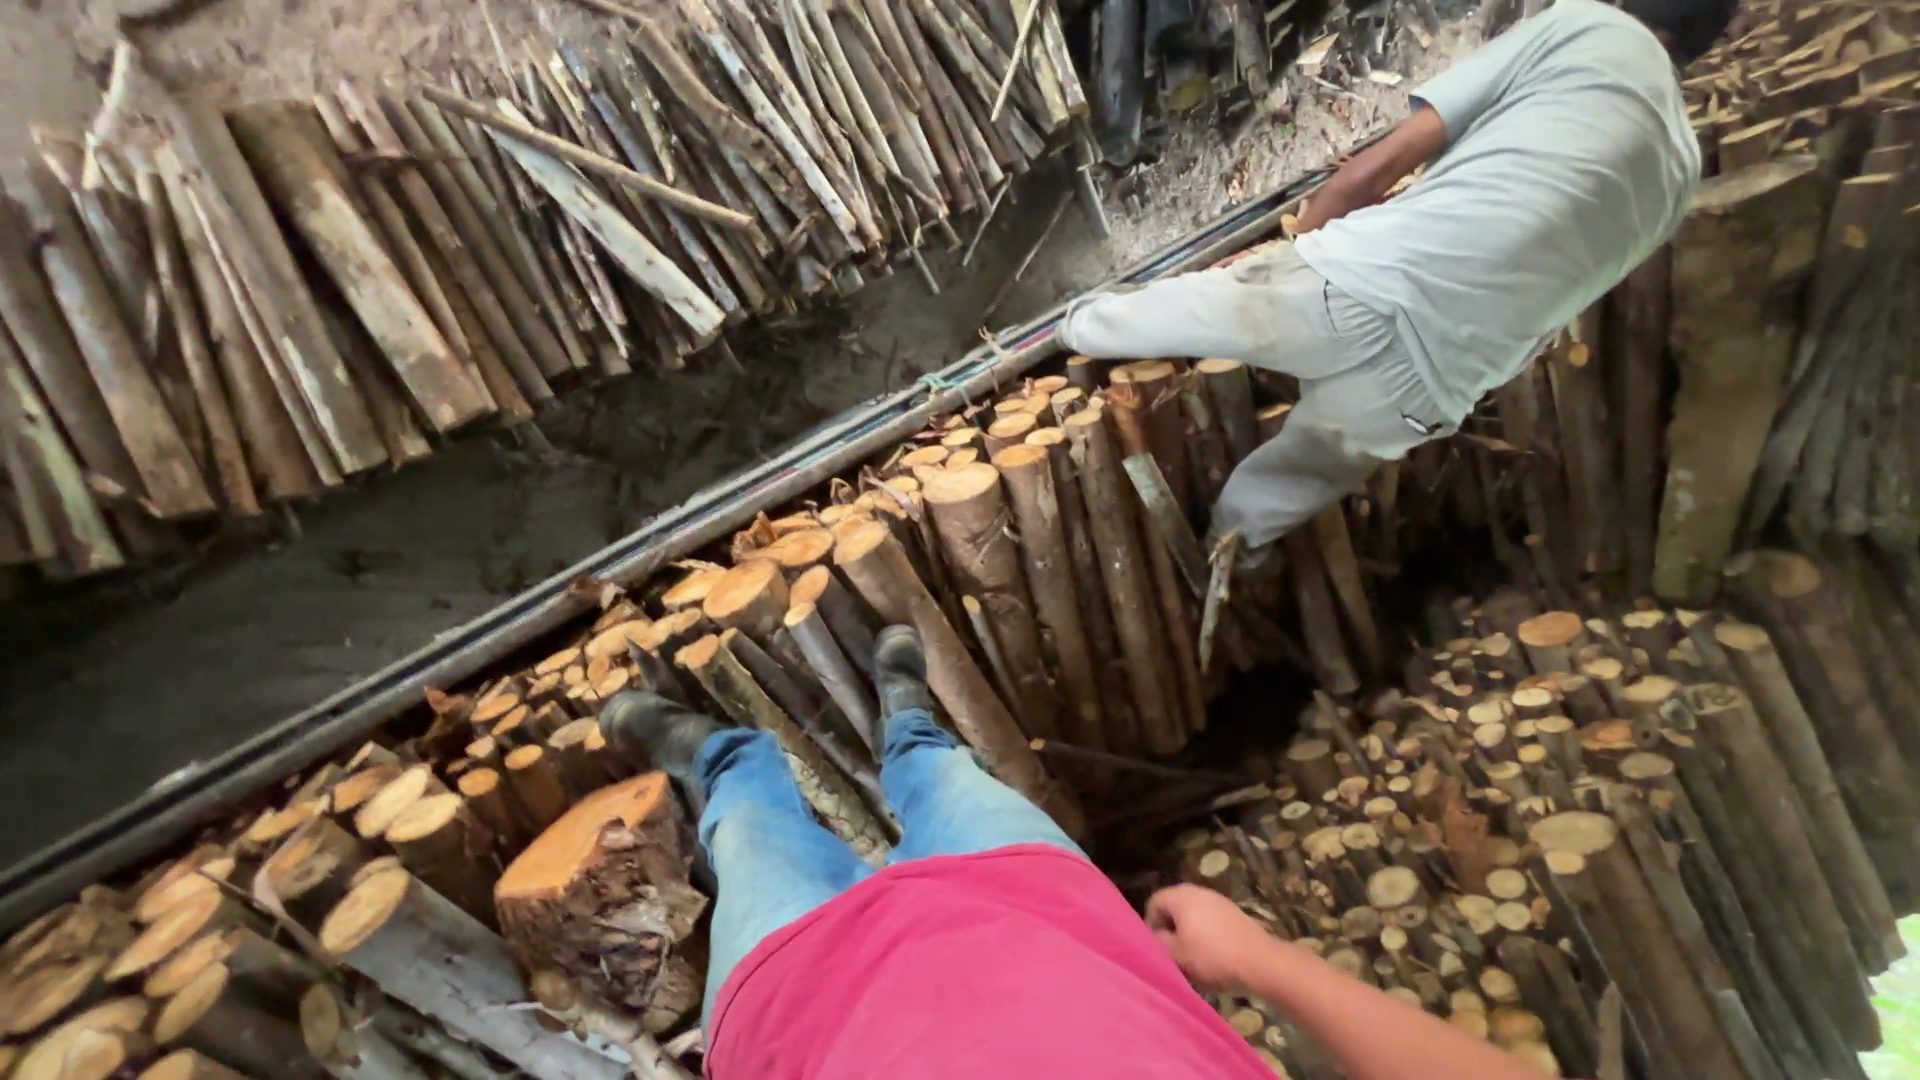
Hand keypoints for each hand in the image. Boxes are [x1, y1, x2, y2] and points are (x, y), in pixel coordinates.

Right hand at [1145, 885, 1279, 991]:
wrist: (1261, 962)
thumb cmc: (1213, 957)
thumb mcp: (1177, 955)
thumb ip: (1159, 943)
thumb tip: (1154, 936)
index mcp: (1180, 896)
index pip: (1153, 902)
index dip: (1150, 925)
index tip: (1158, 948)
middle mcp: (1196, 890)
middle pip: (1173, 906)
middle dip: (1169, 928)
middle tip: (1173, 952)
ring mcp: (1217, 899)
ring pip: (1192, 913)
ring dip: (1188, 931)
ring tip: (1192, 955)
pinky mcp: (1233, 911)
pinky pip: (1209, 918)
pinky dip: (1205, 932)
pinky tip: (1212, 953)